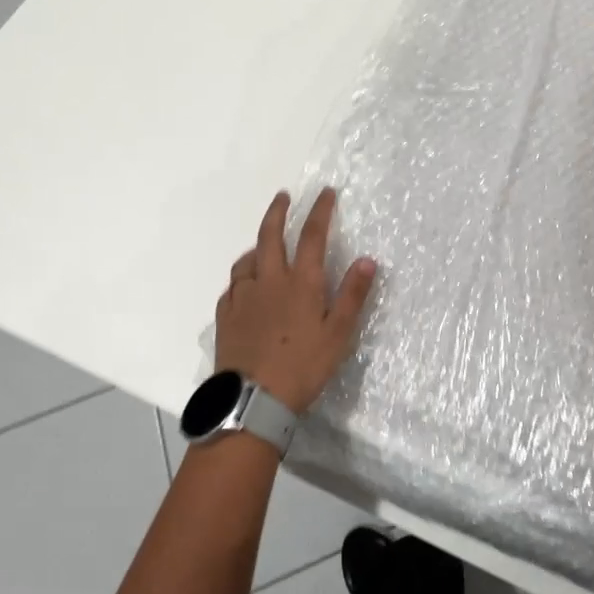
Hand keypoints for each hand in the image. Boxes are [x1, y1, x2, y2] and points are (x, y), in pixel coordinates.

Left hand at [215, 187, 376, 413]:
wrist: (252, 401)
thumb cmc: (303, 367)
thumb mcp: (338, 334)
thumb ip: (352, 295)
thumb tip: (367, 259)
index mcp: (301, 283)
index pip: (313, 236)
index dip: (320, 211)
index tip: (326, 192)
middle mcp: (269, 281)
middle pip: (270, 236)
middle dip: (278, 212)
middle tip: (282, 196)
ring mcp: (243, 298)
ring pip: (247, 260)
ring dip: (257, 245)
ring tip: (263, 245)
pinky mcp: (225, 317)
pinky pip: (231, 287)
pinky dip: (241, 277)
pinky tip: (243, 285)